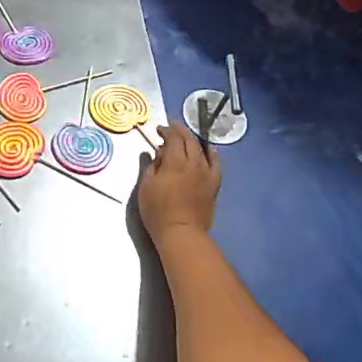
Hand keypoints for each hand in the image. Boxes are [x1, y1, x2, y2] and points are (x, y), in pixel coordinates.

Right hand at [137, 122, 221, 239]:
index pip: (173, 138)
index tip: (159, 129)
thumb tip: (157, 152)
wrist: (181, 233)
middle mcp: (194, 163)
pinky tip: (209, 150)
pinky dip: (212, 154)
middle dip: (180, 131)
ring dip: (193, 140)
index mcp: (175, 162)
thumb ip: (151, 166)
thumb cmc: (158, 212)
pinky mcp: (214, 184)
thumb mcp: (146, 187)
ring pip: (202, 149)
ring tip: (186, 138)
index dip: (166, 131)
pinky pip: (216, 164)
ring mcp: (206, 173)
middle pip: (189, 140)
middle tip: (172, 128)